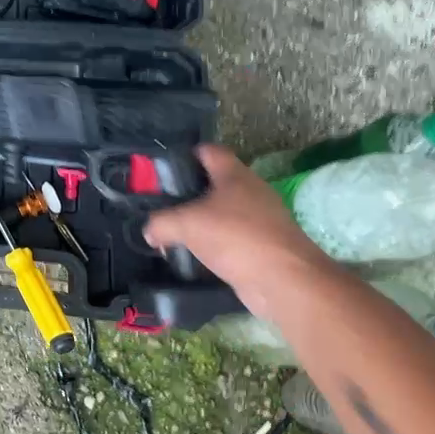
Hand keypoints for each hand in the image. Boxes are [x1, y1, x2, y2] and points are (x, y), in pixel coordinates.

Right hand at [143, 145, 335, 316]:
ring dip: (201, 221)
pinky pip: (232, 238)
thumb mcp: (186, 224)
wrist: (285, 281)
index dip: (186, 155)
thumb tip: (149, 231)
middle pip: (215, 183)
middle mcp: (251, 192)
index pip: (209, 151)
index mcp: (235, 176)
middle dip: (189, 192)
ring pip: (223, 213)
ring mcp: (261, 220)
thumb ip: (160, 223)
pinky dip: (214, 244)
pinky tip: (195, 255)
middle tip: (162, 203)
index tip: (164, 168)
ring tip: (175, 231)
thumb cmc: (236, 237)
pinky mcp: (264, 246)